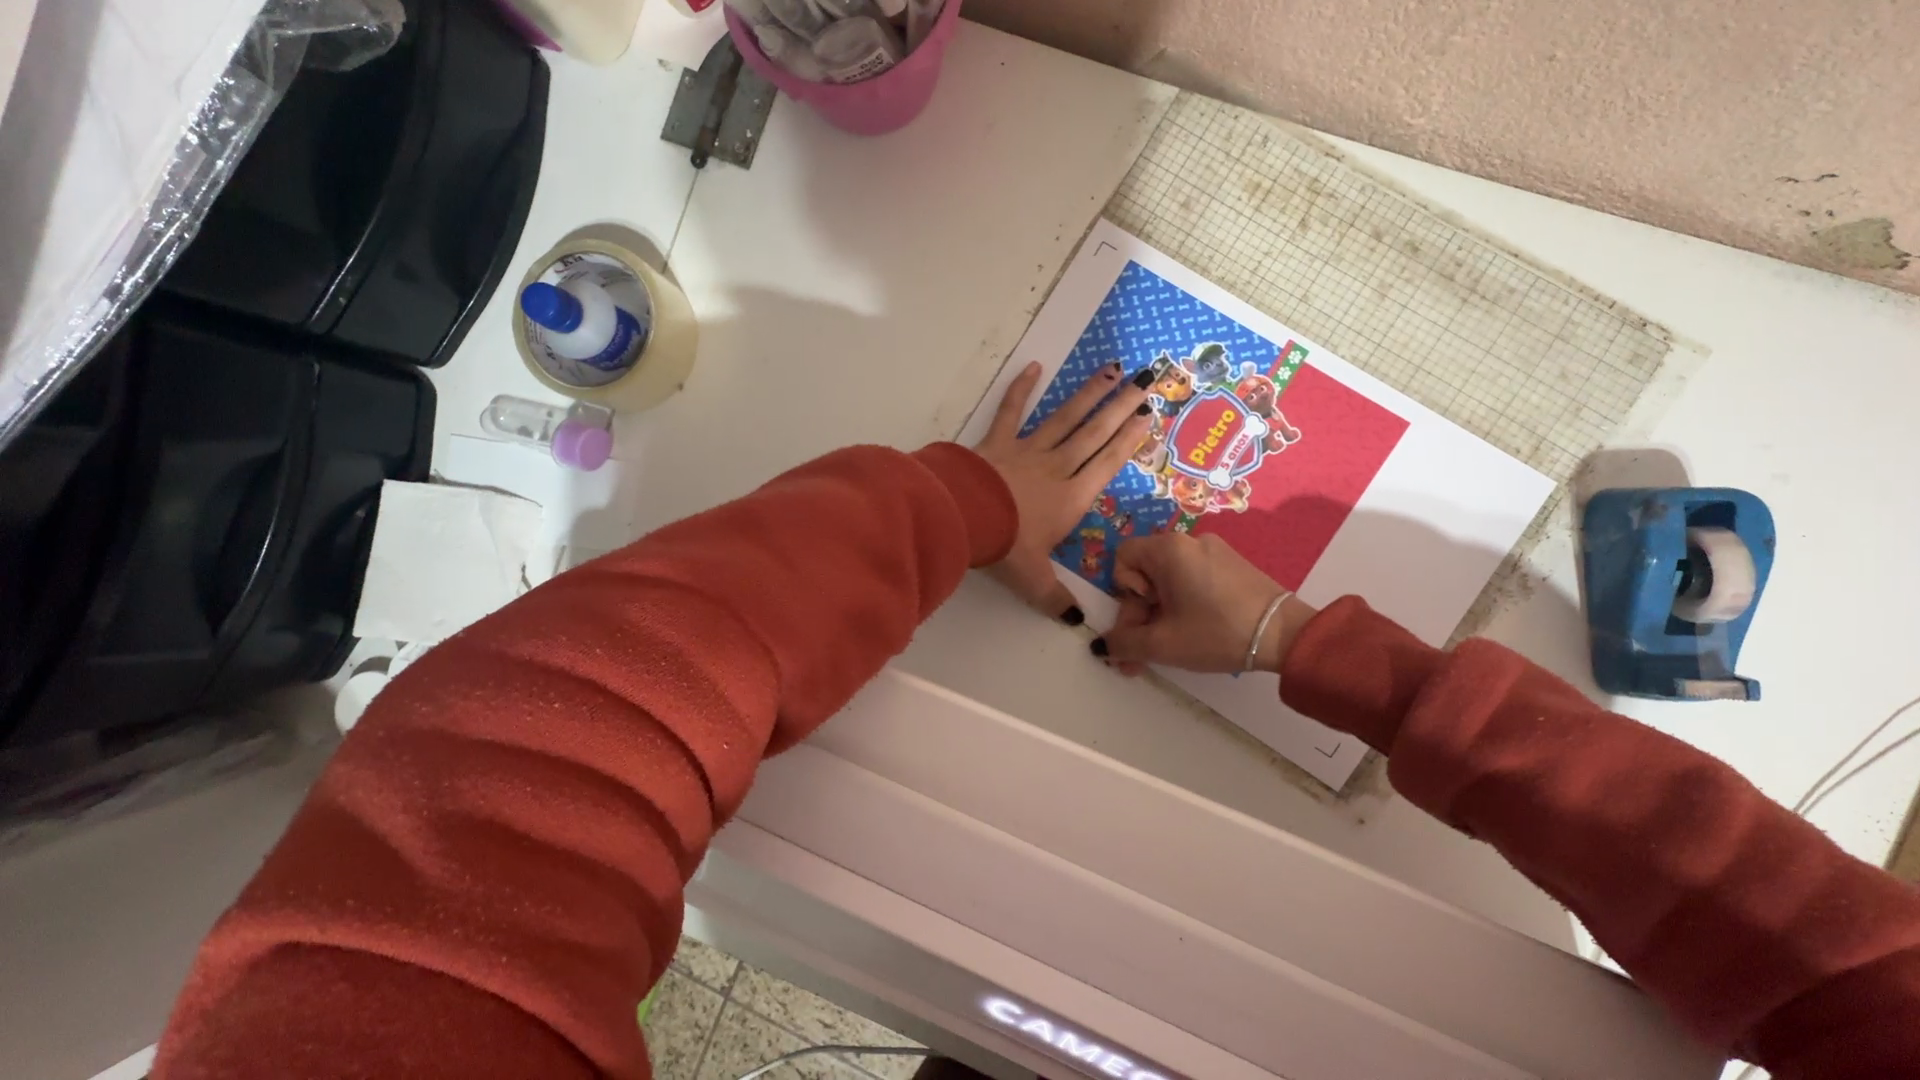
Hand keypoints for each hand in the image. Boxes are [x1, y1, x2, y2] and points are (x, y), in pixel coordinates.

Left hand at [972, 361, 1154, 619]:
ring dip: (1088, 393)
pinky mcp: (996, 442)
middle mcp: (1056, 468)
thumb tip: (1076, 623)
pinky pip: (1011, 411)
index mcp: (1071, 498)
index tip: (1148, 416)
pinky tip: (1034, 367)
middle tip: (1145, 381)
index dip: (1130, 440)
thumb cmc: (1004, 546)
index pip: (1107, 464)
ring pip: (1063, 418)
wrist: (962, 517)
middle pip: (1094, 433)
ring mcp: (1026, 450)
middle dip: (1120, 407)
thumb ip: (1055, 599)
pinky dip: (1021, 389)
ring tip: (1111, 370)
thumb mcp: (1033, 580)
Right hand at [1093, 532, 1316, 674]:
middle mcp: (1190, 542)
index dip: (1124, 592)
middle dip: (1140, 614)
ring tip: (1169, 649)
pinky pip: (1194, 581)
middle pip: (1146, 573)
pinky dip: (1185, 605)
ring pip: (1170, 581)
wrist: (1285, 635)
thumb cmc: (1216, 632)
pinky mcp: (1234, 566)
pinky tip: (1197, 633)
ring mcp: (1215, 552)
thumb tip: (1102, 646)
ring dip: (1161, 614)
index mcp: (1169, 549)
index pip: (1123, 559)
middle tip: (1144, 652)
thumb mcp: (1162, 644)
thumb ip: (1123, 643)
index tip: (1144, 618)